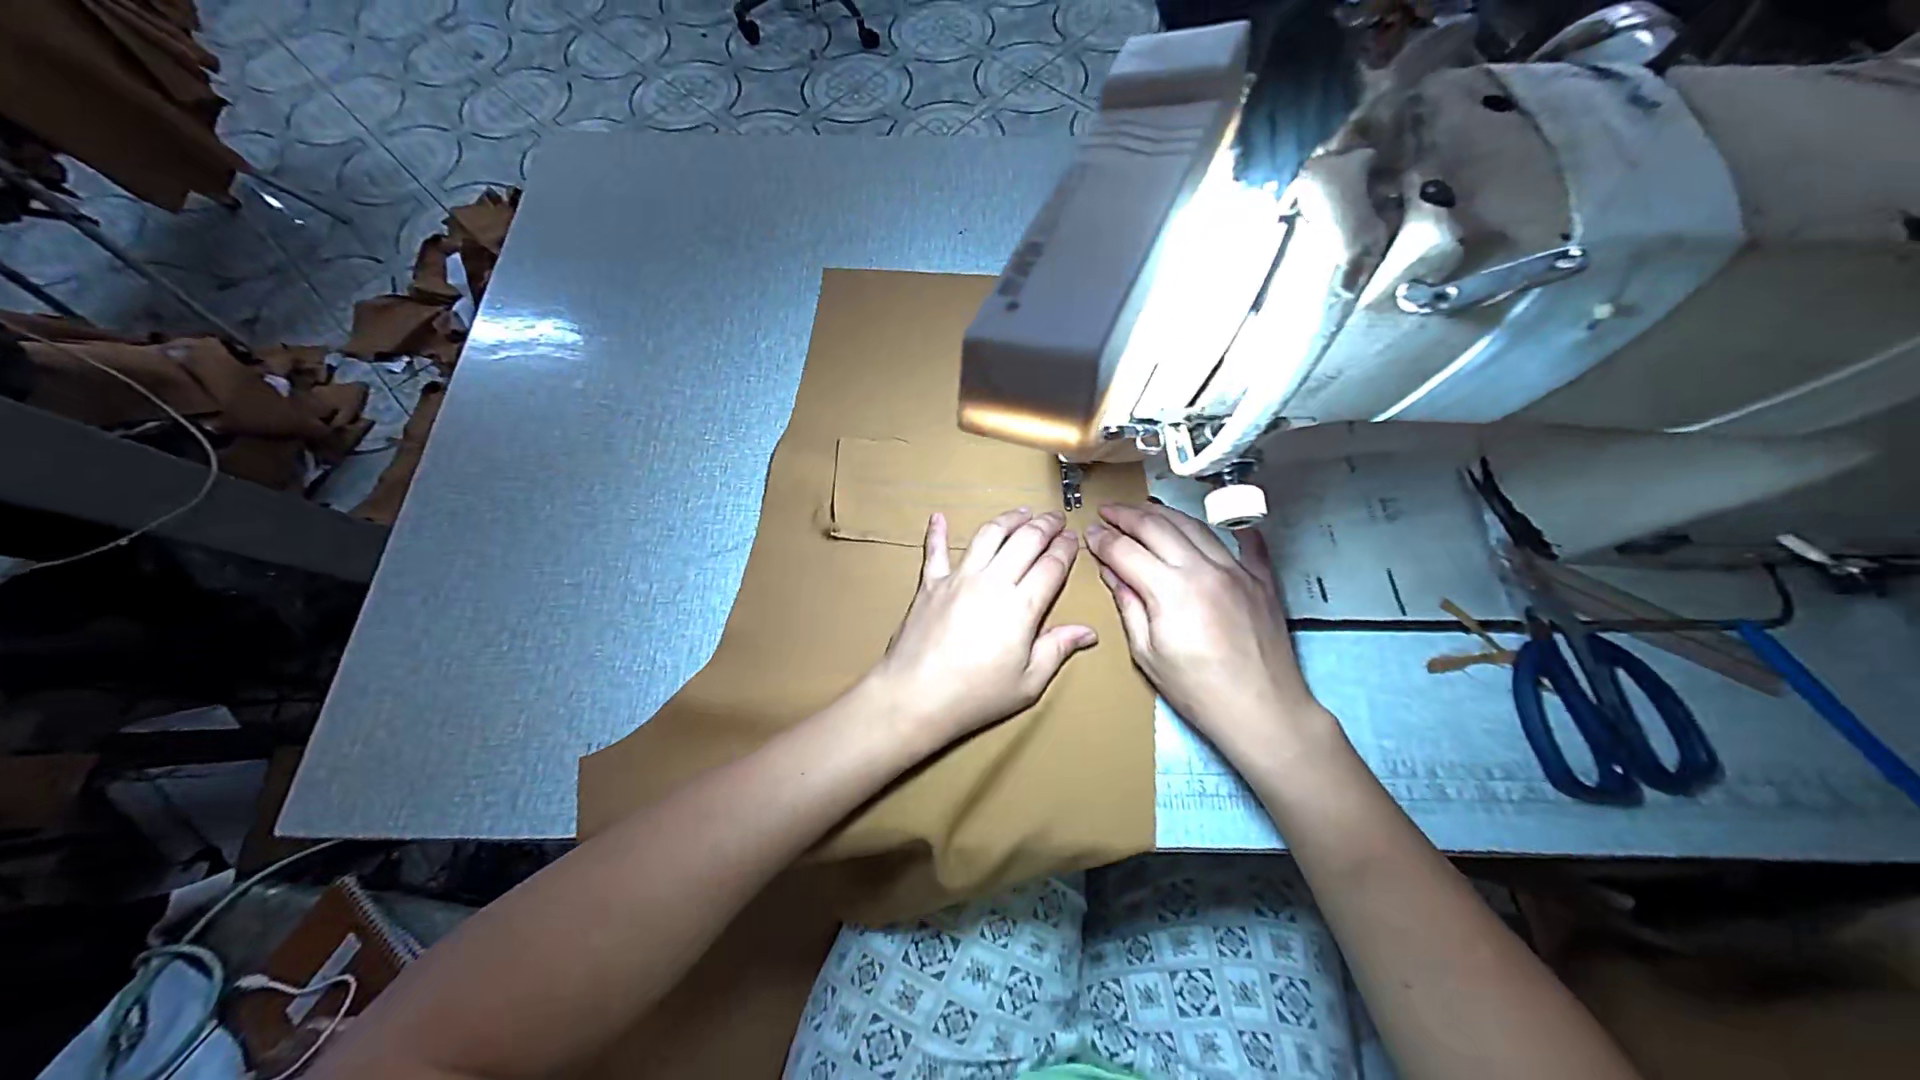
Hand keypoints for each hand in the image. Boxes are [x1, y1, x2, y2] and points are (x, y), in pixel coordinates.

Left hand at [865, 507, 1096, 747]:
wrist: (915, 695)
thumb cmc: (975, 695)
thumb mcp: (1027, 682)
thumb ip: (1057, 650)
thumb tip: (1086, 632)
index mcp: (1021, 606)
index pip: (1052, 565)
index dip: (1066, 549)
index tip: (1073, 539)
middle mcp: (992, 582)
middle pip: (1025, 541)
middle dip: (1045, 526)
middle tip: (1055, 518)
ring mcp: (959, 579)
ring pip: (988, 535)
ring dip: (1007, 520)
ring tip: (1021, 513)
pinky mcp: (930, 584)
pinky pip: (934, 551)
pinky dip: (937, 533)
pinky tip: (938, 517)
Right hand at [1084, 502, 1322, 759]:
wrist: (1262, 710)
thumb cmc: (1200, 691)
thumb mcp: (1147, 653)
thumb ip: (1128, 606)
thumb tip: (1112, 573)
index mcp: (1171, 591)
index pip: (1126, 550)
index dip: (1103, 539)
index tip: (1091, 533)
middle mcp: (1204, 569)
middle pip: (1157, 526)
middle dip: (1127, 515)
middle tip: (1109, 511)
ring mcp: (1236, 569)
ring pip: (1193, 525)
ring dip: (1164, 514)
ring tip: (1145, 511)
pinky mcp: (1260, 578)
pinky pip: (1243, 541)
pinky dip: (1225, 528)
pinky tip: (1213, 524)